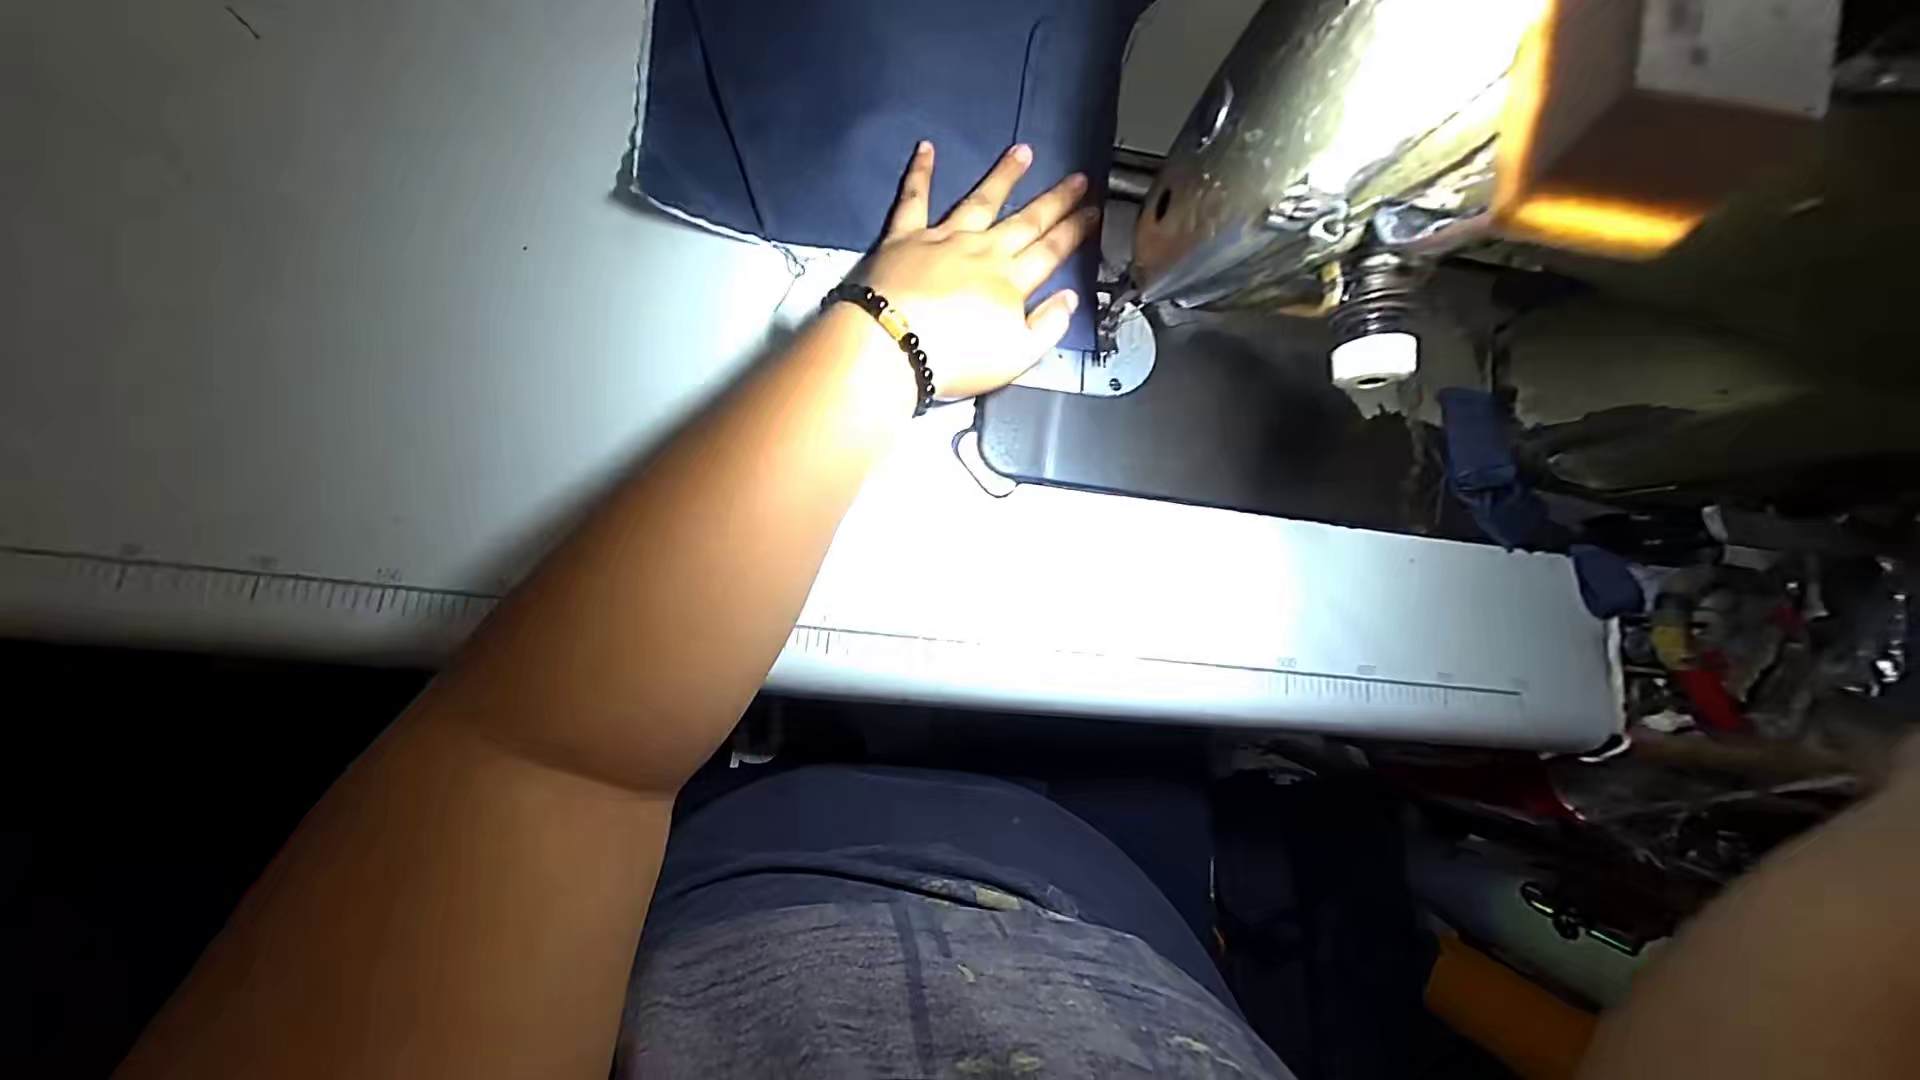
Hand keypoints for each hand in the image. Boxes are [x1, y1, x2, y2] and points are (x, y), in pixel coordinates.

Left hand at [860, 141, 1099, 399]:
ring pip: (981, 201)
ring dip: (1004, 177)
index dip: (1074, 231)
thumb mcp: (1017, 356)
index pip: (1051, 251)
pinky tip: (926, 149)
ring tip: (1022, 153)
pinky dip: (921, 173)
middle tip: (1076, 179)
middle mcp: (982, 251)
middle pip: (1026, 221)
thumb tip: (1068, 300)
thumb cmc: (955, 359)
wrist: (896, 346)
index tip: (1091, 212)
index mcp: (1011, 282)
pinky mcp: (905, 238)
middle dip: (1054, 200)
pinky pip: (915, 199)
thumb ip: (1048, 327)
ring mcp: (944, 239)